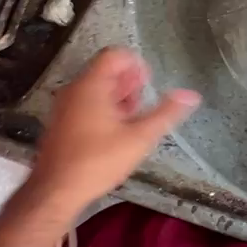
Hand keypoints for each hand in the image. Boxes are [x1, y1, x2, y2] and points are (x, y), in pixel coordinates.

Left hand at [23, 47, 199, 212]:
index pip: (114, 55)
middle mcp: (73, 90)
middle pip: (103, 71)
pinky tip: (113, 132)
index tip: (148, 82)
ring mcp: (63, 106)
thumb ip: (166, 114)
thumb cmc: (98, 161)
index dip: (135, 63)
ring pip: (93, 89)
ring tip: (132, 118)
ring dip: (115, 97)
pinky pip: (83, 104)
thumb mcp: (139, 138)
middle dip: (127, 82)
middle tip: (143, 100)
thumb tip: (191, 95)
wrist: (56, 190)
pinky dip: (101, 109)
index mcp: (91, 85)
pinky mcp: (59, 123)